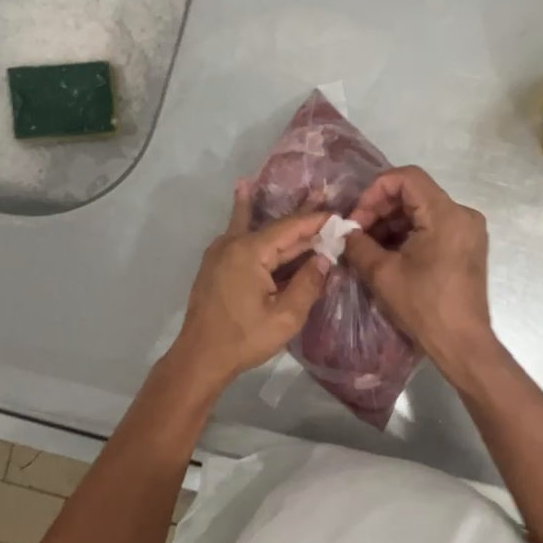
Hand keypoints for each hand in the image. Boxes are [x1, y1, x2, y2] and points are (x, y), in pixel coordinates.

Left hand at [170, 180, 330, 384]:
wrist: (200, 357)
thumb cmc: (244, 338)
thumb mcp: (285, 316)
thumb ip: (308, 283)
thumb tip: (325, 258)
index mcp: (250, 252)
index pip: (292, 228)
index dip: (318, 222)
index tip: (342, 217)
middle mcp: (232, 243)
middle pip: (274, 225)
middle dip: (300, 213)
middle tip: (322, 190)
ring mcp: (220, 253)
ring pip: (253, 226)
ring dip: (270, 209)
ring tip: (280, 185)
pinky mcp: (215, 265)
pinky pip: (238, 235)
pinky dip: (246, 216)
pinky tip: (243, 195)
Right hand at [343, 166, 495, 372]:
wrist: (462, 342)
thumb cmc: (424, 307)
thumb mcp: (383, 274)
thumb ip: (358, 245)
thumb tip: (344, 233)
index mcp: (446, 215)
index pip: (406, 178)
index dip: (375, 191)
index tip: (356, 218)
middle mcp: (463, 214)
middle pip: (414, 193)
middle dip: (380, 210)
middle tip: (356, 235)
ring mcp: (467, 231)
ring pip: (421, 211)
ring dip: (391, 224)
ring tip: (367, 247)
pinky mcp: (466, 246)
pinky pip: (432, 227)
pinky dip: (407, 235)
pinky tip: (387, 254)